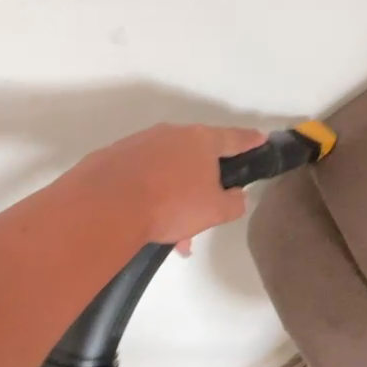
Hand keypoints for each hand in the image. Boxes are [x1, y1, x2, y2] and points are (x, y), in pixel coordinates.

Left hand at [67, 124, 266, 252]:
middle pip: (197, 156)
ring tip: (174, 231)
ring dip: (176, 196)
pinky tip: (149, 223)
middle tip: (208, 210)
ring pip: (168, 170)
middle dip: (205, 183)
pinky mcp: (112, 158)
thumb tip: (235, 195)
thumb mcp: (217, 211)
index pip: (234, 138)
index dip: (250, 141)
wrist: (105, 207)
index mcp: (201, 141)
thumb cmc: (172, 204)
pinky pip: (143, 176)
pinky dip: (151, 195)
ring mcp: (138, 143)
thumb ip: (235, 202)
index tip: (261, 138)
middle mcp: (170, 135)